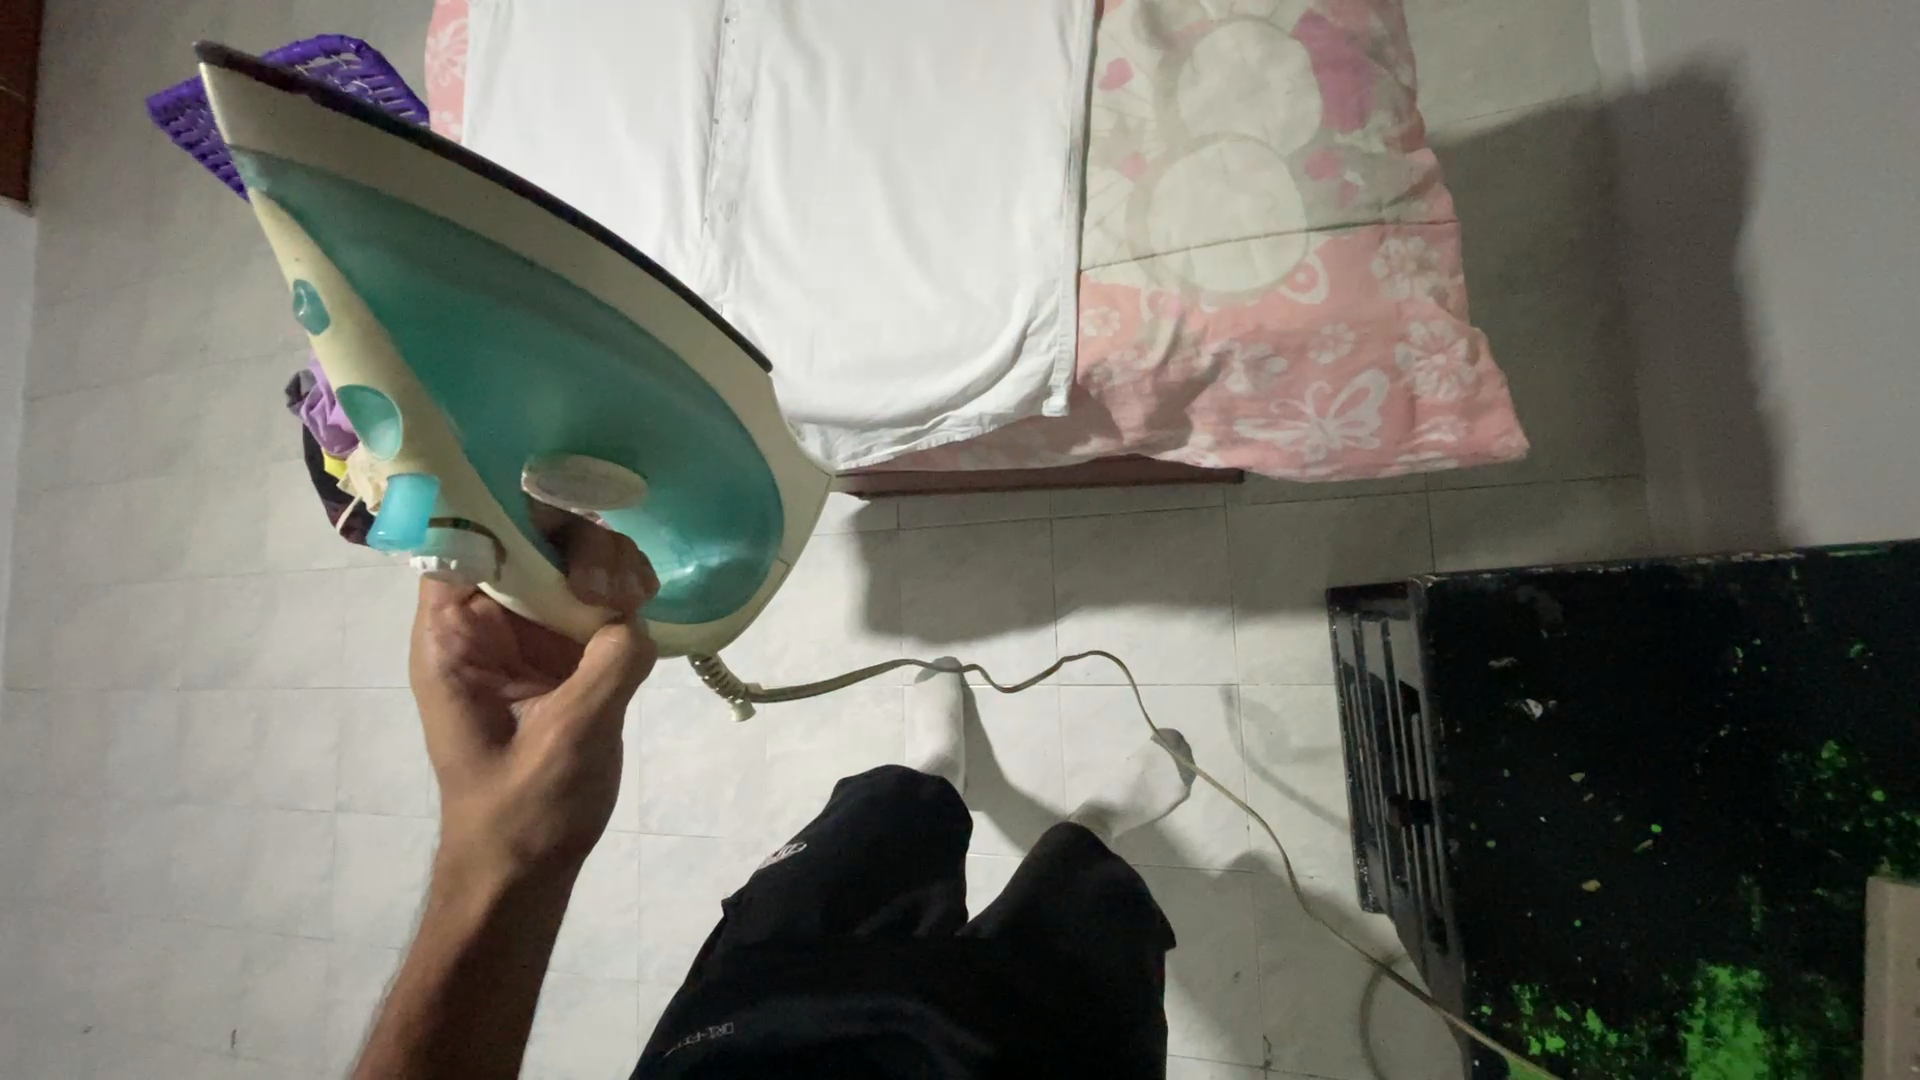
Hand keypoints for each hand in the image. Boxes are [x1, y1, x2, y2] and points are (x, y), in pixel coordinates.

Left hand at [409, 516, 659, 887]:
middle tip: (615, 592)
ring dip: (612, 565)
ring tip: (634, 605)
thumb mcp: (566, 738)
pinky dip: (629, 590)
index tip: (572, 519)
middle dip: (581, 547)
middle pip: (533, 539)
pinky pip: (602, 594)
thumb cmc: (524, 809)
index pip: (468, 541)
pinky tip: (643, 610)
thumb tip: (635, 620)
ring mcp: (536, 632)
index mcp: (458, 636)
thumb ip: (605, 667)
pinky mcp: (574, 649)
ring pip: (574, 559)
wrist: (530, 863)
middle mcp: (492, 621)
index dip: (513, 512)